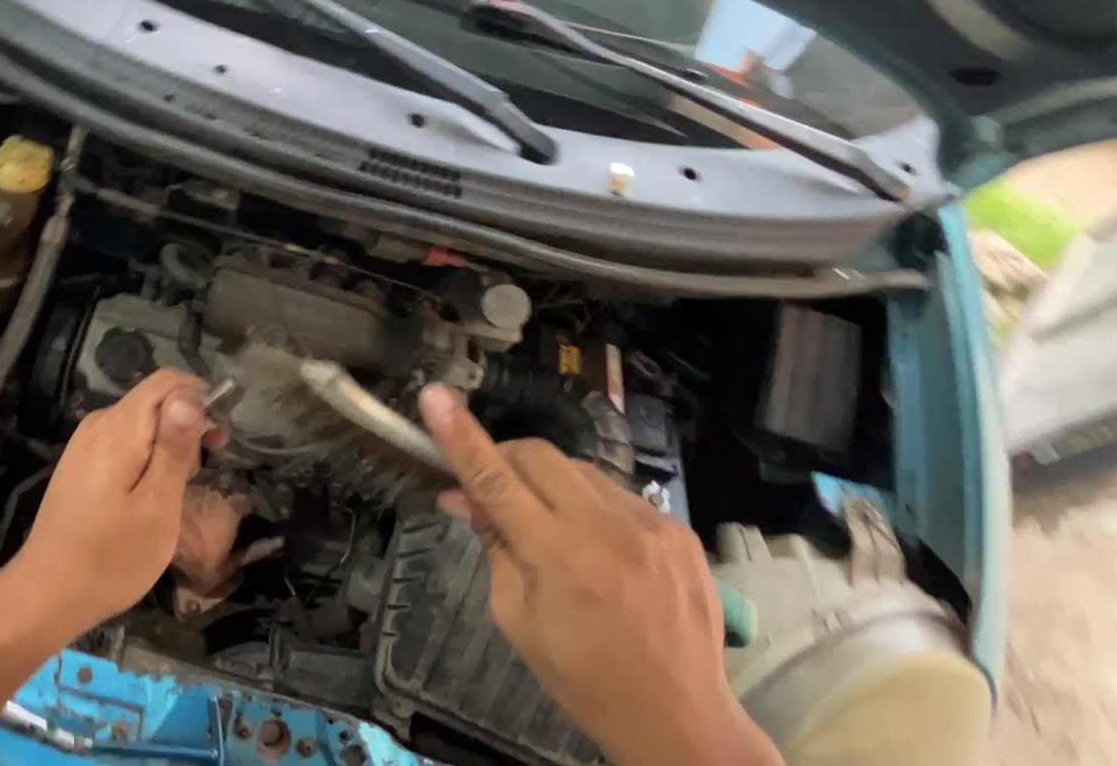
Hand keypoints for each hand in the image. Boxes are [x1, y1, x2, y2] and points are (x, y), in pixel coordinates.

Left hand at [5, 369, 209, 641]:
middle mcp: (99, 424)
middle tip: (199, 476)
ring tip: (175, 493)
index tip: (218, 440)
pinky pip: (124, 443)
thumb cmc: (112, 557)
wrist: (47, 595)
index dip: (200, 398)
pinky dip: (146, 459)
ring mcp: (85, 444)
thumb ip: (174, 447)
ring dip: (168, 447)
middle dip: (186, 427)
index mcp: (119, 428)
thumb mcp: (157, 505)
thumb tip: (189, 395)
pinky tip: (149, 497)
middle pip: (154, 401)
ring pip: (141, 424)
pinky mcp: (81, 464)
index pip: (166, 382)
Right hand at [418, 385, 782, 765]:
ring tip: (552, 528)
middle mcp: (605, 527)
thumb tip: (469, 498)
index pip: (495, 478)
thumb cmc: (583, 678)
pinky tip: (598, 546)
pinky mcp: (678, 527)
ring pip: (577, 468)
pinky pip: (616, 492)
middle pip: (536, 455)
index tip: (434, 396)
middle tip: (492, 494)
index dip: (460, 435)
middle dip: (505, 461)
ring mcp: (649, 523)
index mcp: (558, 557)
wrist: (682, 720)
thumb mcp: (516, 619)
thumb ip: (495, 547)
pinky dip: (590, 505)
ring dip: (549, 484)